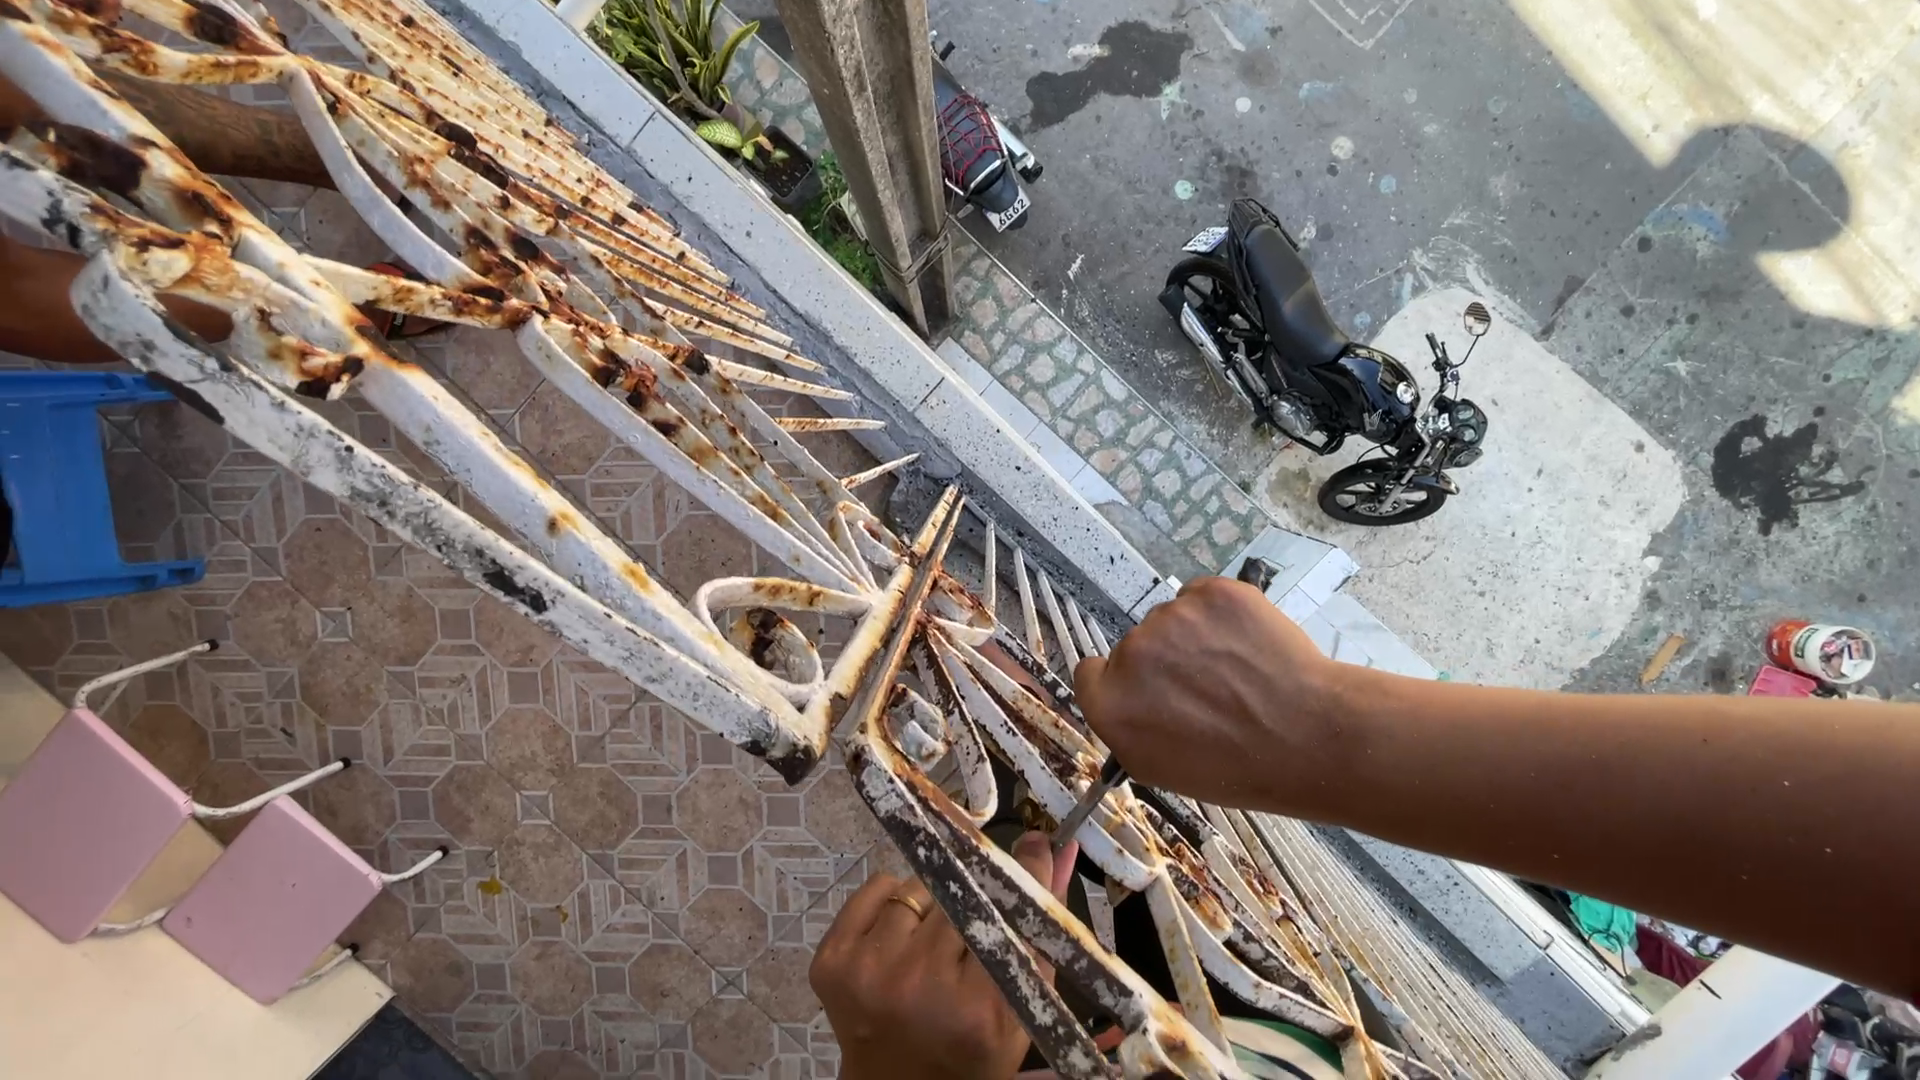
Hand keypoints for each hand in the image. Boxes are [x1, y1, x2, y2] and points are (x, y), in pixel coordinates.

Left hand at [811, 831, 1076, 1079]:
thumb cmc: (972, 1049)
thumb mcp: (1022, 1004)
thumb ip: (1043, 928)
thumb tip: (1052, 846)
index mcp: (978, 1010)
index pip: (1008, 911)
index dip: (1023, 872)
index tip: (1034, 843)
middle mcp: (919, 987)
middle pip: (963, 894)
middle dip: (974, 898)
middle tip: (972, 923)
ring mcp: (869, 972)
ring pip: (920, 886)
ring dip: (933, 902)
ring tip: (933, 943)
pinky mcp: (831, 959)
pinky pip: (879, 885)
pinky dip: (894, 899)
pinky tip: (900, 938)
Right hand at [1074, 576, 1351, 806]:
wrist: (1312, 738)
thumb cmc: (1237, 767)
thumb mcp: (1159, 771)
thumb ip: (1124, 728)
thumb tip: (1125, 701)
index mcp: (1110, 701)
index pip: (1091, 672)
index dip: (1123, 684)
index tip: (1151, 694)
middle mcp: (1131, 652)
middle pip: (1134, 646)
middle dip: (1162, 664)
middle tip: (1205, 692)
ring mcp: (1172, 617)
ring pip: (1171, 621)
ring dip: (1192, 639)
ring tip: (1235, 673)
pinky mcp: (1212, 593)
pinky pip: (1203, 598)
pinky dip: (1220, 616)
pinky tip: (1247, 647)